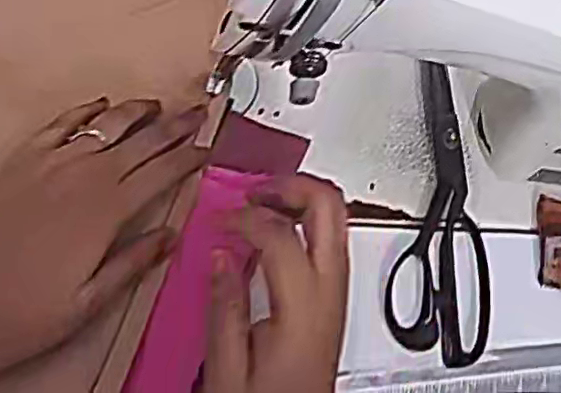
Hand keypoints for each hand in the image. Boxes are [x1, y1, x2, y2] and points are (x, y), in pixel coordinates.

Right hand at [203, 175, 349, 392]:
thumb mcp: (228, 375)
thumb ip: (224, 311)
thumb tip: (221, 254)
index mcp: (306, 304)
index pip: (283, 234)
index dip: (247, 218)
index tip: (221, 220)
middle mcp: (332, 284)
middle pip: (328, 204)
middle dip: (291, 185)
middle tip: (254, 190)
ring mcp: (340, 284)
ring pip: (337, 211)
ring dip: (302, 195)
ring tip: (263, 200)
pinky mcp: (337, 289)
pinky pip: (333, 231)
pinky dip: (308, 214)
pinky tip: (279, 223)